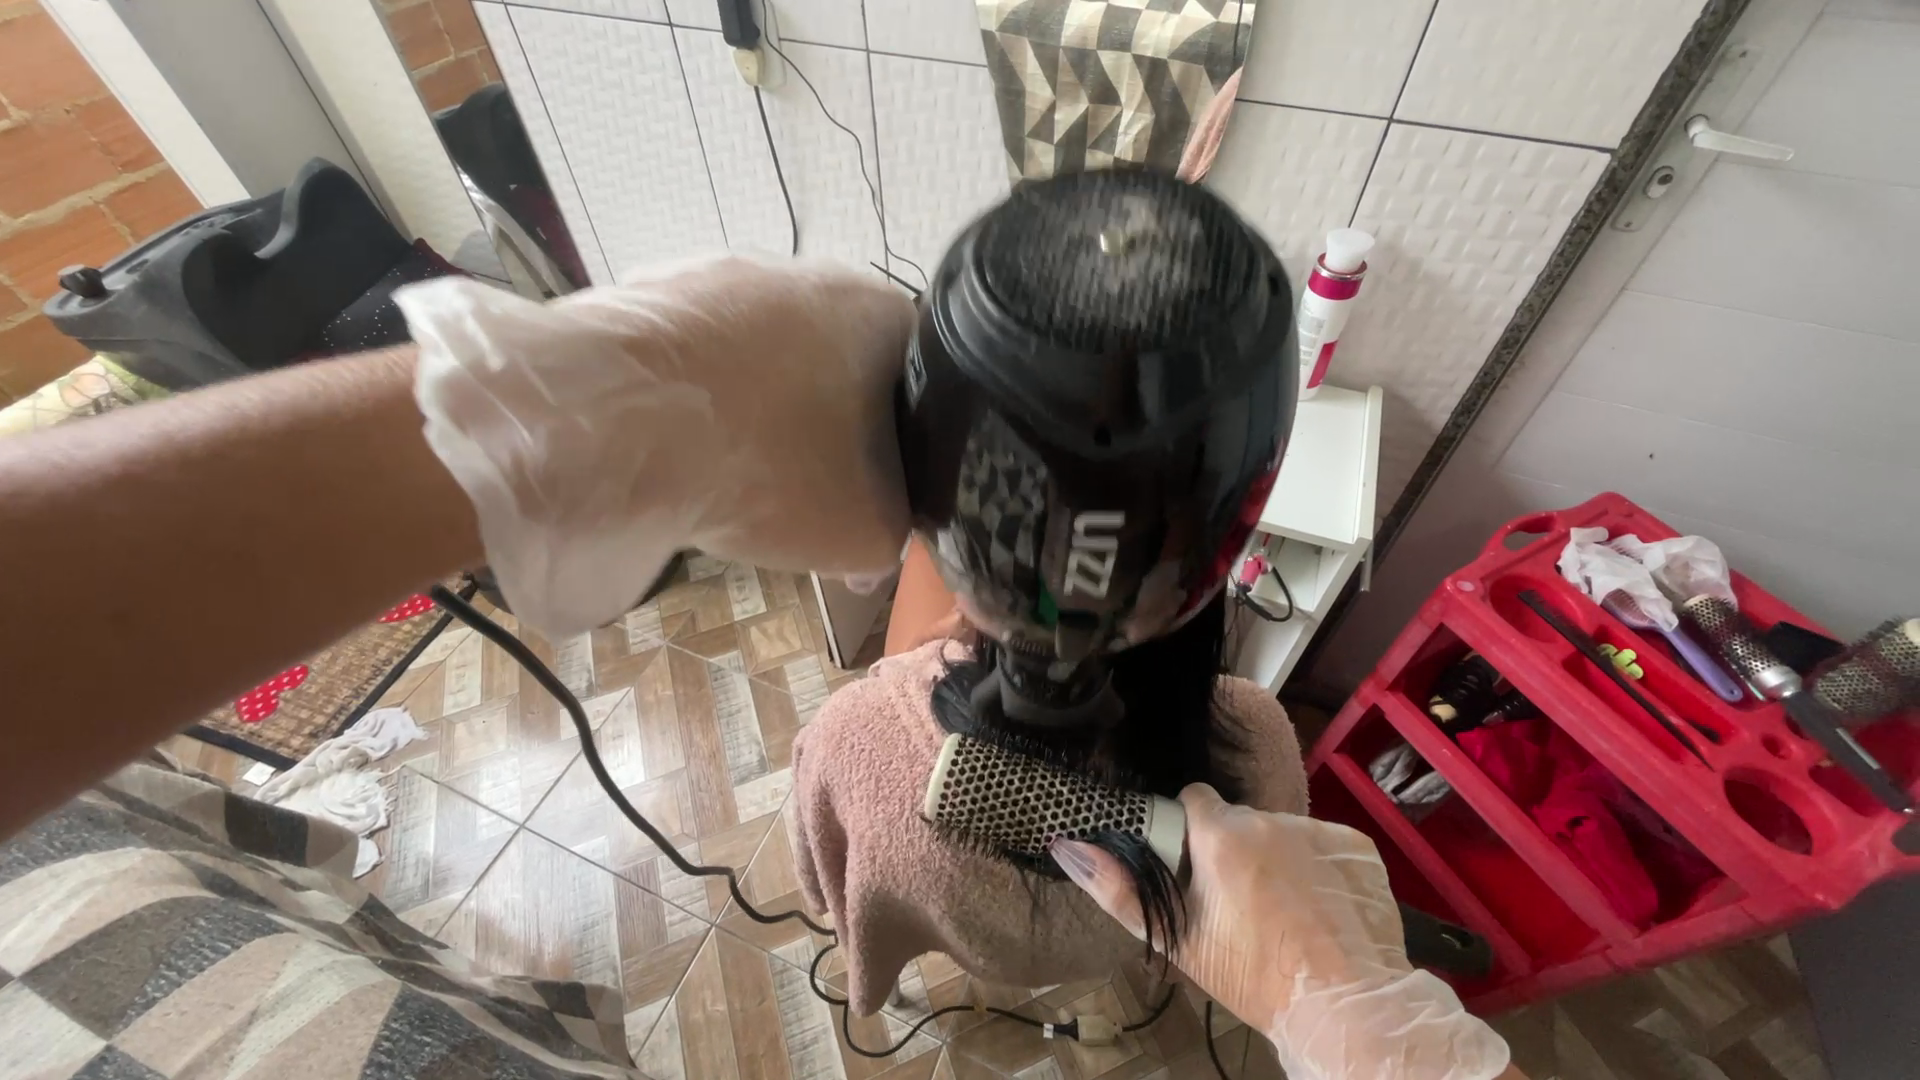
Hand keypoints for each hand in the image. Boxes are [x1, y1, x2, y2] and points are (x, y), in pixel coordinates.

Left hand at [400, 256, 915, 634]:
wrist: (610, 430)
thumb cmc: (767, 471)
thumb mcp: (864, 532)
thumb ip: (894, 540)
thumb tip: (869, 562)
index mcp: (879, 310)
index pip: (919, 380)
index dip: (902, 444)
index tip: (873, 487)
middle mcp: (807, 271)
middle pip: (839, 366)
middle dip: (829, 428)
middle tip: (806, 488)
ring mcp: (719, 273)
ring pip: (765, 357)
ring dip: (761, 411)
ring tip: (734, 471)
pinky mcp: (647, 292)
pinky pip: (696, 356)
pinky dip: (698, 398)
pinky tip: (680, 444)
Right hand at [1054, 785, 1510, 1079]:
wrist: (1350, 1011)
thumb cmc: (1254, 977)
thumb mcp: (1179, 941)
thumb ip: (1117, 889)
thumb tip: (1064, 845)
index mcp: (1222, 833)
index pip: (1194, 799)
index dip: (1190, 830)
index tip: (1197, 867)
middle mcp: (1269, 817)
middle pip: (1238, 819)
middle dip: (1233, 848)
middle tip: (1240, 900)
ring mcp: (1319, 829)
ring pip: (1280, 831)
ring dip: (1276, 856)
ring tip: (1285, 908)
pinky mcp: (1358, 844)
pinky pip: (1324, 842)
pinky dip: (1318, 865)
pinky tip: (1322, 904)